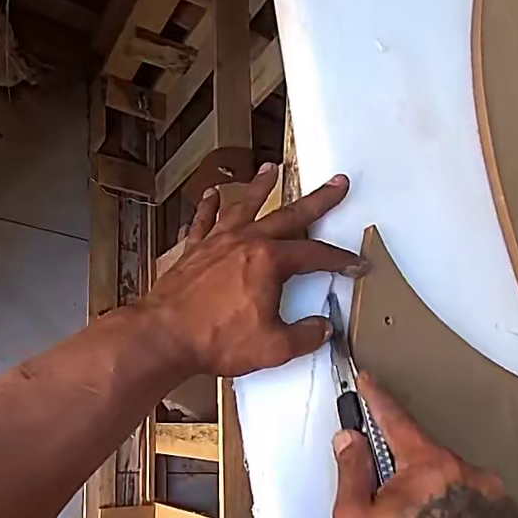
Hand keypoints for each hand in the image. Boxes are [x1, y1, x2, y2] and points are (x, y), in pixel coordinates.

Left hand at [138, 164, 362, 376]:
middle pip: (289, 215)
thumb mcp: (273, 347)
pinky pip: (203, 222)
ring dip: (260, 188)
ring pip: (244, 207)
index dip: (340, 260)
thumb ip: (304, 336)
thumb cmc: (213, 339)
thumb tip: (320, 329)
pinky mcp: (192, 253)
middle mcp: (244, 243)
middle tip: (335, 185)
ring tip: (270, 170)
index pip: (315, 255)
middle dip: (317, 201)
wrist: (162, 337)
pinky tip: (211, 196)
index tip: (355, 264)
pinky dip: (208, 208)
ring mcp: (216, 244)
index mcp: (268, 262)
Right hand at [333, 374, 517, 517]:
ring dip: (432, 494)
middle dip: (404, 472)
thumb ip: (353, 470)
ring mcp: (498, 502)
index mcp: (431, 468)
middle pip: (427, 456)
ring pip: (452, 481)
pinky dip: (455, 511)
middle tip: (386, 511)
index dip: (379, 400)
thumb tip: (351, 439)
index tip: (370, 383)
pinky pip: (475, 503)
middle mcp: (473, 476)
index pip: (399, 421)